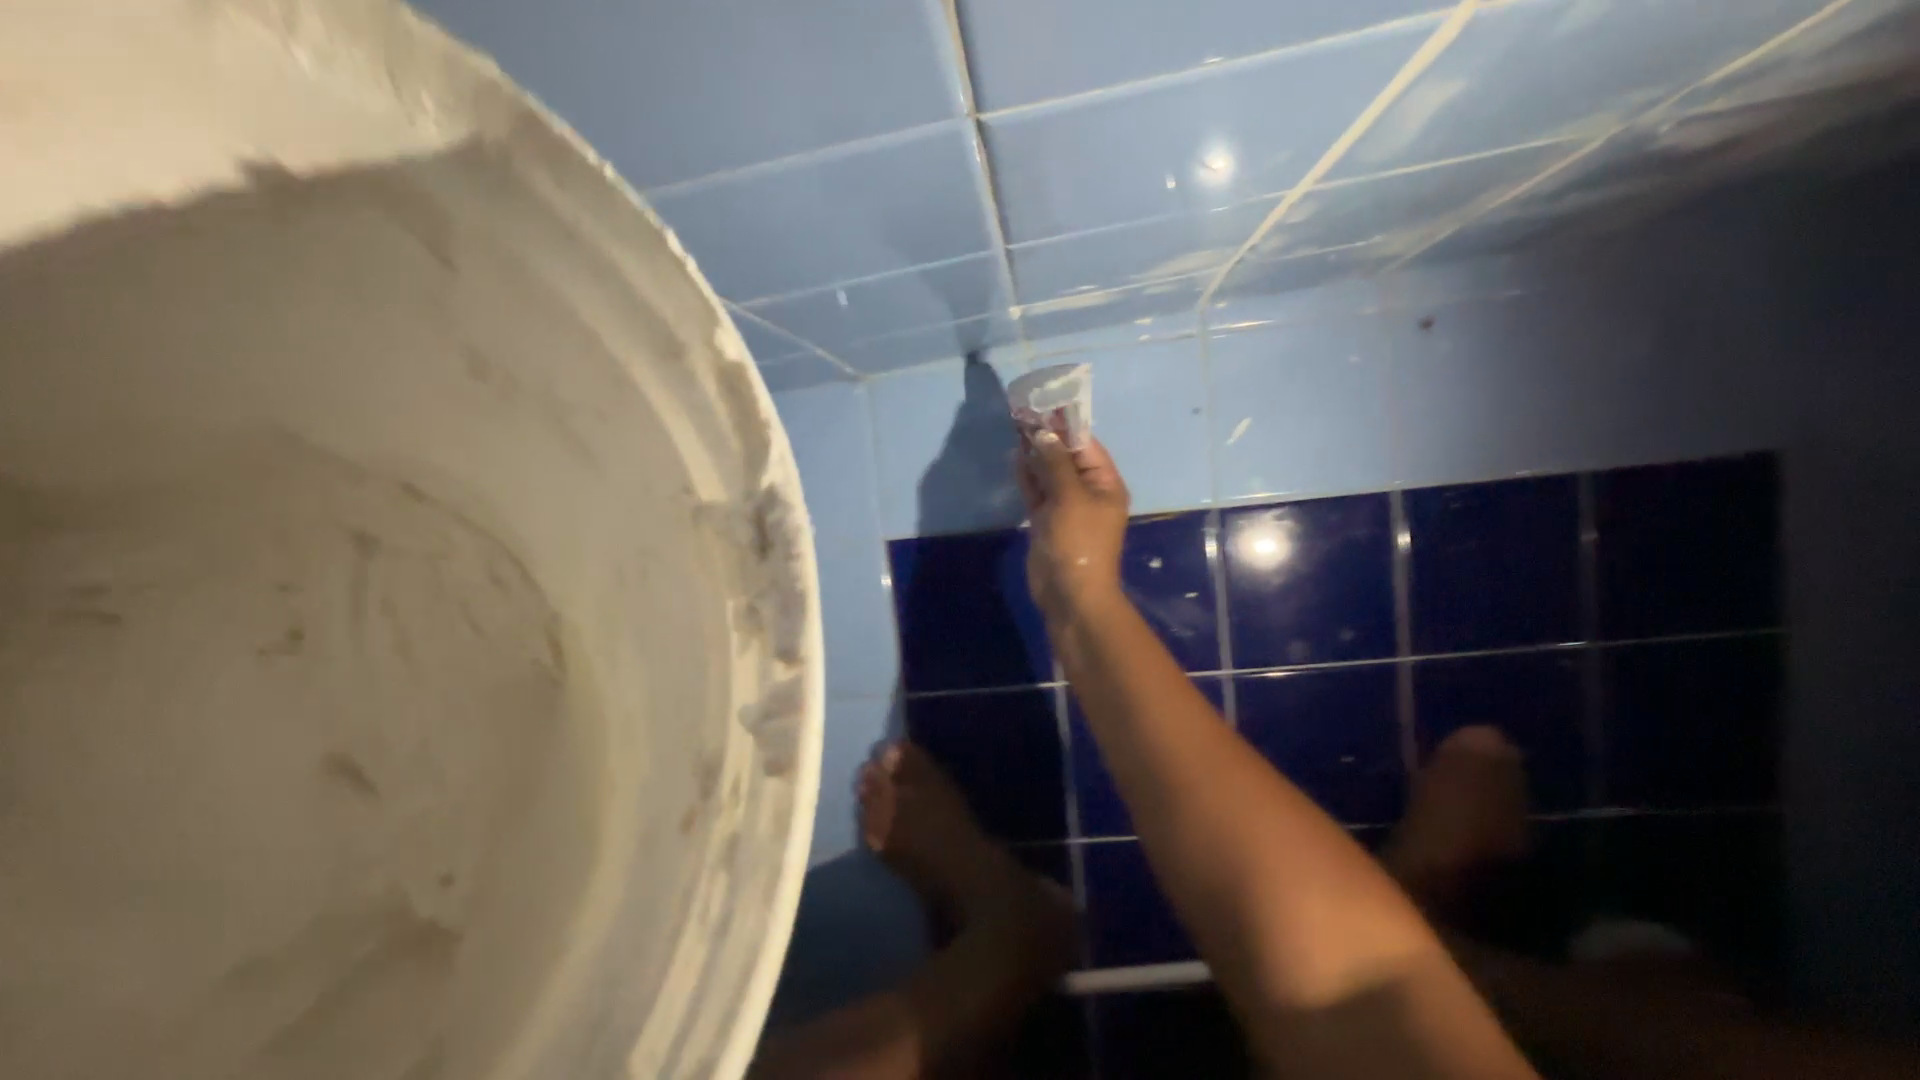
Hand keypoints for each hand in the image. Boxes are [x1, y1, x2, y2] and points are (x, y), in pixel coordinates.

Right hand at [1017, 432, 1128, 621]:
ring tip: (1016, 429)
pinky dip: (1028, 476)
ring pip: (1049, 473)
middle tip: (1022, 414)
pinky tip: (1016, 458)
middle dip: (1047, 438)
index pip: (1086, 446)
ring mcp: (1066, 508)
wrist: (1070, 595)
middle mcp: (1088, 492)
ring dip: (1035, 455)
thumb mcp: (1069, 498)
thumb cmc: (1078, 543)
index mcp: (1105, 484)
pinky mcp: (1046, 521)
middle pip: (1066, 457)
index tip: (1041, 407)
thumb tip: (1042, 434)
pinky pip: (1037, 492)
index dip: (1064, 427)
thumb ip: (1055, 463)